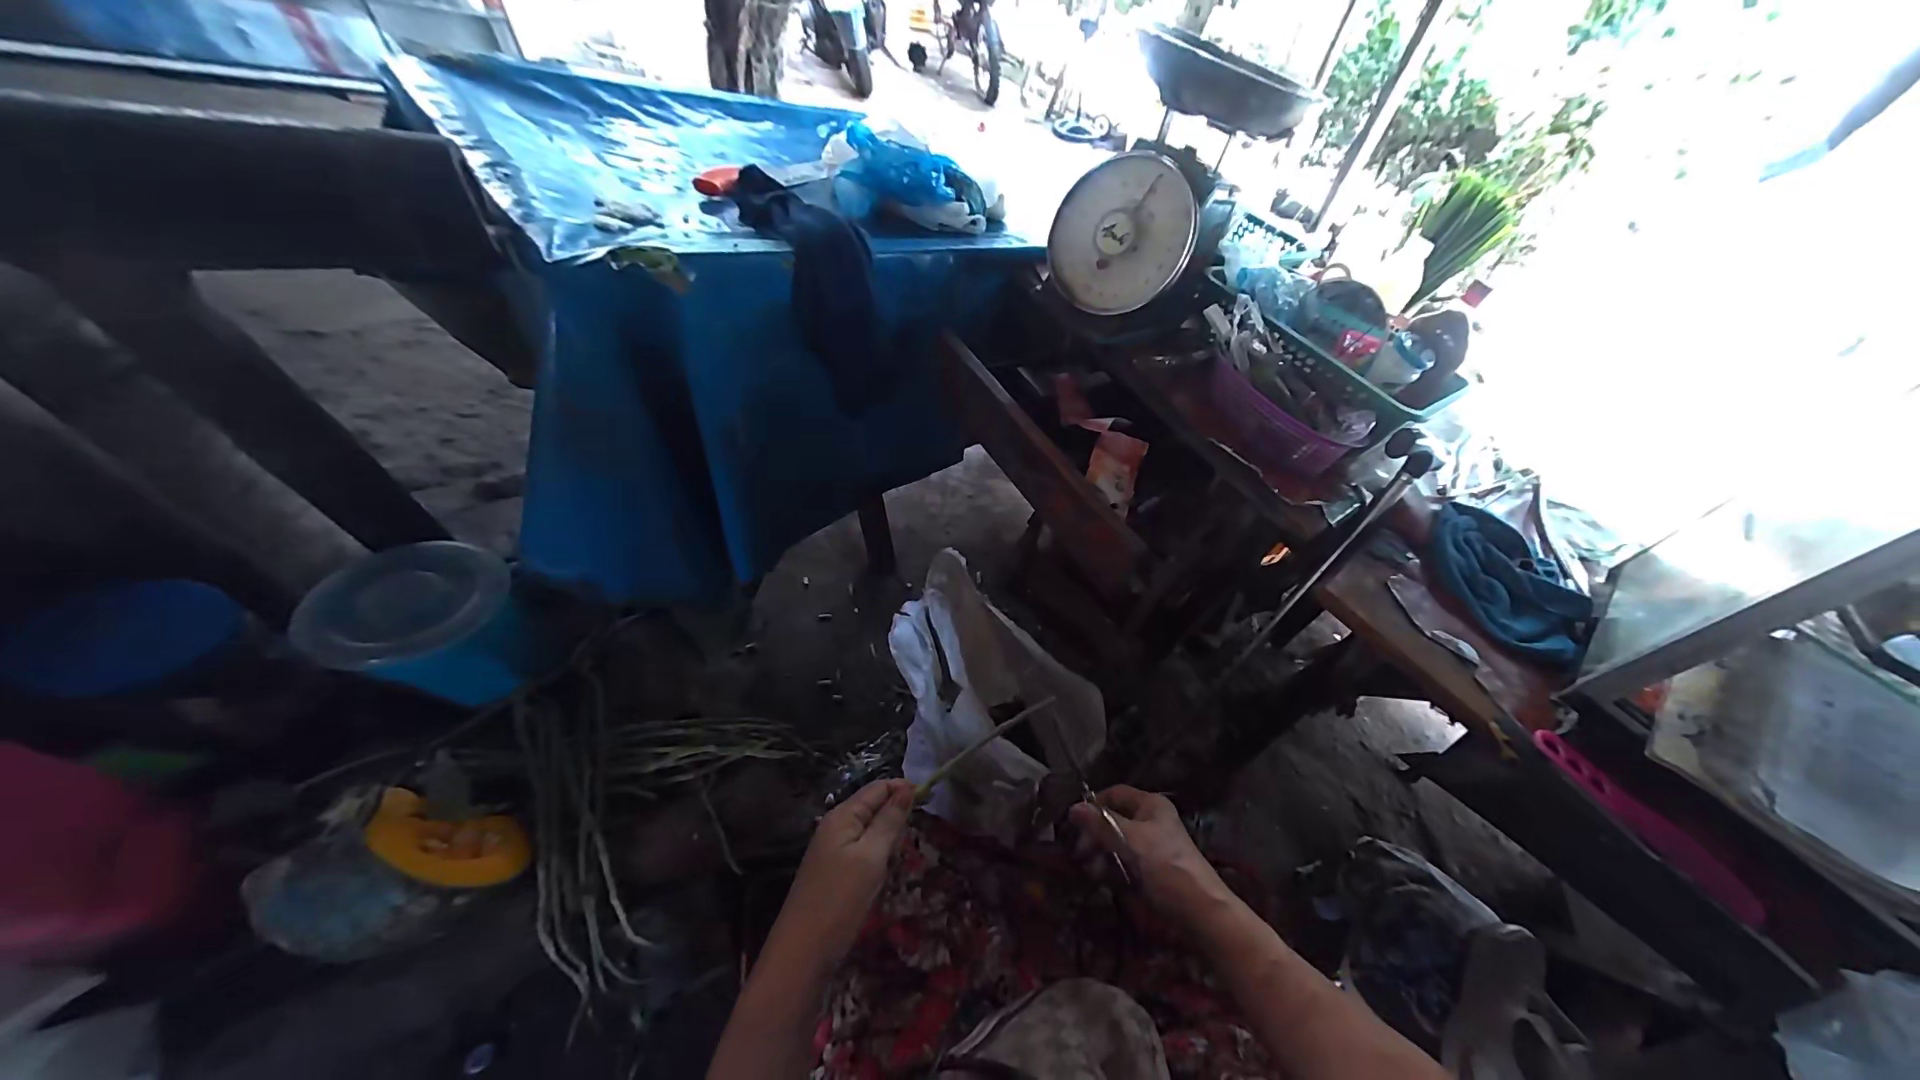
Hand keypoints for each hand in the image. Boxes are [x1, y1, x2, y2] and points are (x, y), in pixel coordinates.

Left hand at [773, 778, 914, 964]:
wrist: (802, 952)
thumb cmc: (840, 900)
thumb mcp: (871, 857)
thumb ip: (889, 821)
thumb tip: (907, 787)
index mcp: (842, 815)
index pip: (878, 788)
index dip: (904, 789)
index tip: (931, 800)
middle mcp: (835, 826)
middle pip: (873, 806)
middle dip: (897, 815)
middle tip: (918, 835)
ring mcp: (833, 849)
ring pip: (870, 830)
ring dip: (889, 838)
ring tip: (903, 855)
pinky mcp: (834, 871)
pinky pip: (863, 850)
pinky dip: (878, 856)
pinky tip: (885, 872)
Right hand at [1070, 785, 1235, 928]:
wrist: (1202, 912)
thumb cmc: (1167, 867)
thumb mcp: (1131, 841)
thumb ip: (1101, 824)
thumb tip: (1073, 807)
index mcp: (1150, 805)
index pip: (1114, 794)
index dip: (1094, 805)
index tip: (1075, 825)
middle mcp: (1150, 820)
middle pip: (1113, 819)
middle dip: (1095, 836)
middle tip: (1080, 854)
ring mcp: (1152, 846)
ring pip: (1117, 843)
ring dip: (1101, 855)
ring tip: (1092, 872)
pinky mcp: (1151, 869)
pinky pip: (1124, 862)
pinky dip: (1112, 869)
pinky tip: (1104, 880)